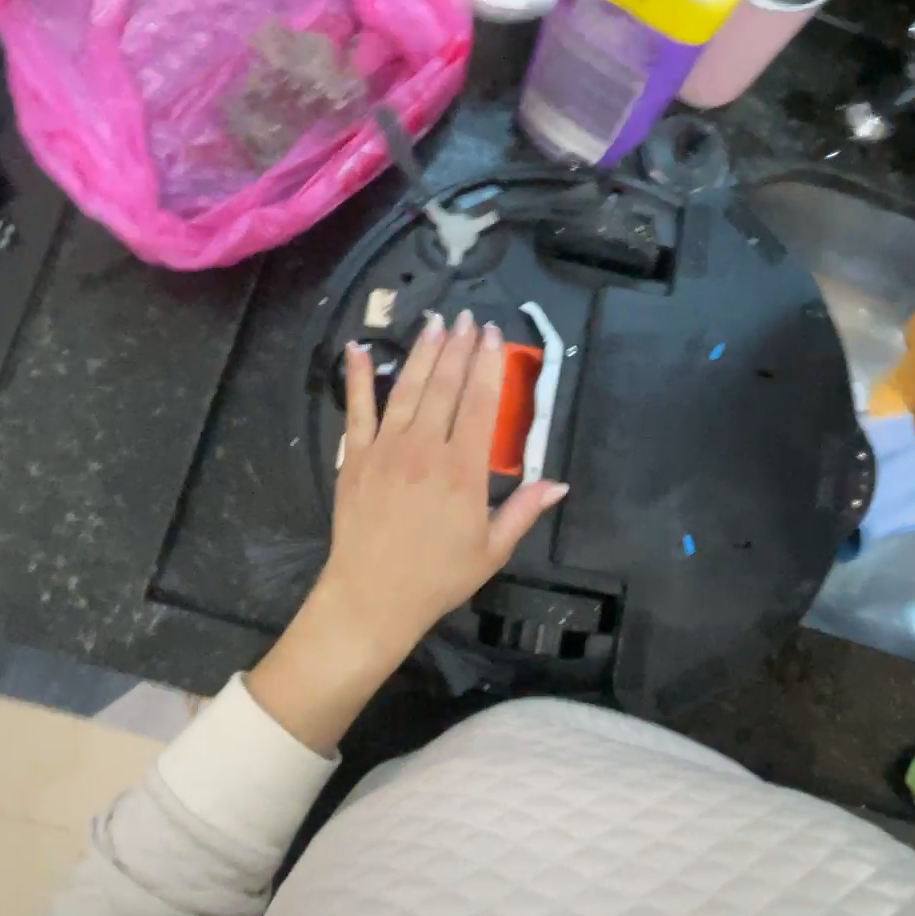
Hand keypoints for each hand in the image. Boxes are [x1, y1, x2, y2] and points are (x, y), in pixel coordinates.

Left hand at [317, 309, 568, 660]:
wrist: (373, 596)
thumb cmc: (437, 577)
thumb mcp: (492, 550)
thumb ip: (523, 511)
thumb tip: (559, 483)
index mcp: (462, 469)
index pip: (480, 404)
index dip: (488, 366)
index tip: (494, 336)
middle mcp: (424, 448)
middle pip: (445, 387)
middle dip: (458, 348)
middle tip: (468, 318)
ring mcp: (385, 449)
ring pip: (407, 390)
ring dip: (422, 353)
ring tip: (435, 323)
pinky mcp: (355, 458)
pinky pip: (356, 411)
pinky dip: (358, 378)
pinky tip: (359, 349)